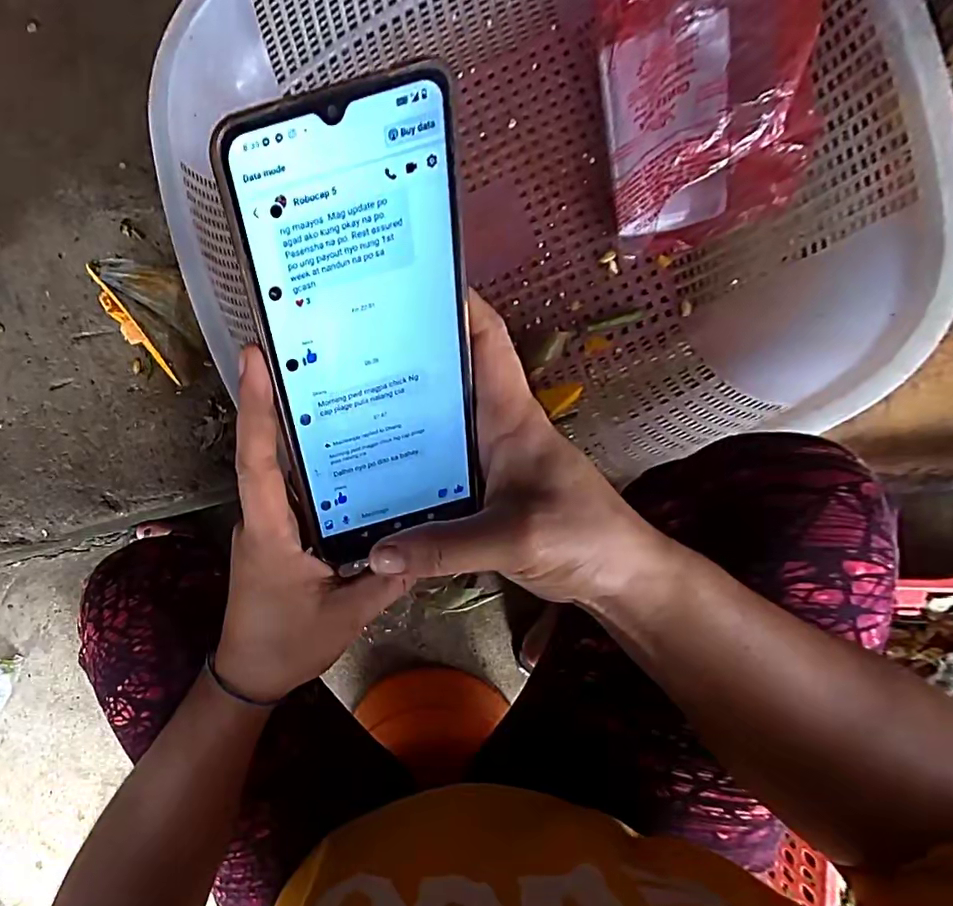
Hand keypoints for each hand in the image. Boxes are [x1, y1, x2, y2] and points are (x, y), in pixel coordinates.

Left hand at [213, 346, 412, 702]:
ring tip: (335, 394)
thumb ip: (386, 577)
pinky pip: (294, 494)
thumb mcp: (346, 614)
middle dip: (277, 401)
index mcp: (269, 532)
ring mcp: (267, 527)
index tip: (255, 359)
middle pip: (266, 451)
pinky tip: (348, 461)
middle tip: (307, 356)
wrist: (249, 674)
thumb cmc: (287, 644)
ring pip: (281, 472)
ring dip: (298, 433)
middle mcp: (261, 519)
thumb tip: (423, 543)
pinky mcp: (277, 537)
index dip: (255, 407)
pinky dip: (313, 471)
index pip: (258, 461)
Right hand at [366, 289, 666, 605]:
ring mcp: (482, 467)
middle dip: (398, 363)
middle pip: (442, 384)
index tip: (404, 284)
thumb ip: (446, 548)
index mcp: (510, 416)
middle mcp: (490, 432)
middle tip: (340, 353)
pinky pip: (431, 480)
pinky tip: (366, 487)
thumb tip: (377, 554)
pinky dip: (402, 479)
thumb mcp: (516, 537)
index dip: (455, 303)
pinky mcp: (477, 501)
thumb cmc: (585, 536)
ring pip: (431, 434)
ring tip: (336, 415)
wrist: (616, 576)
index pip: (485, 340)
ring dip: (393, 425)